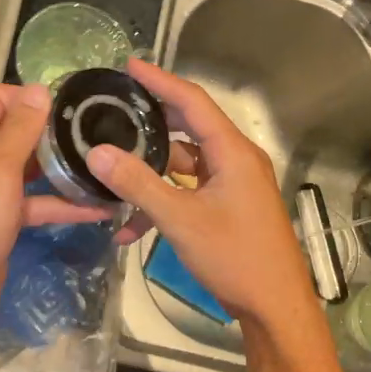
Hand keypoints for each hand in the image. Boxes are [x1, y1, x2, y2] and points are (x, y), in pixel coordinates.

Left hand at [0, 83, 108, 327]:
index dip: (29, 97)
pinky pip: (36, 202)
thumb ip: (19, 132)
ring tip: (104, 164)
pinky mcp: (4, 218)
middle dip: (52, 131)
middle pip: (17, 132)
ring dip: (61, 167)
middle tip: (96, 133)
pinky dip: (61, 203)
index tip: (68, 106)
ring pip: (30, 168)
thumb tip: (39, 89)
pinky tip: (98, 207)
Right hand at [84, 59, 314, 325]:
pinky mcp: (227, 208)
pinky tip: (129, 229)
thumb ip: (138, 183)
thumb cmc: (234, 256)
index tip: (129, 65)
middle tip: (113, 109)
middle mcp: (235, 161)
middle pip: (187, 128)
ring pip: (183, 164)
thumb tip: (97, 153)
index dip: (160, 81)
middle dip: (149, 122)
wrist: (274, 306)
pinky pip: (188, 192)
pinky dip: (162, 202)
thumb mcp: (180, 219)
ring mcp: (232, 185)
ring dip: (150, 172)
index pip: (193, 101)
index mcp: (232, 152)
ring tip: (110, 172)